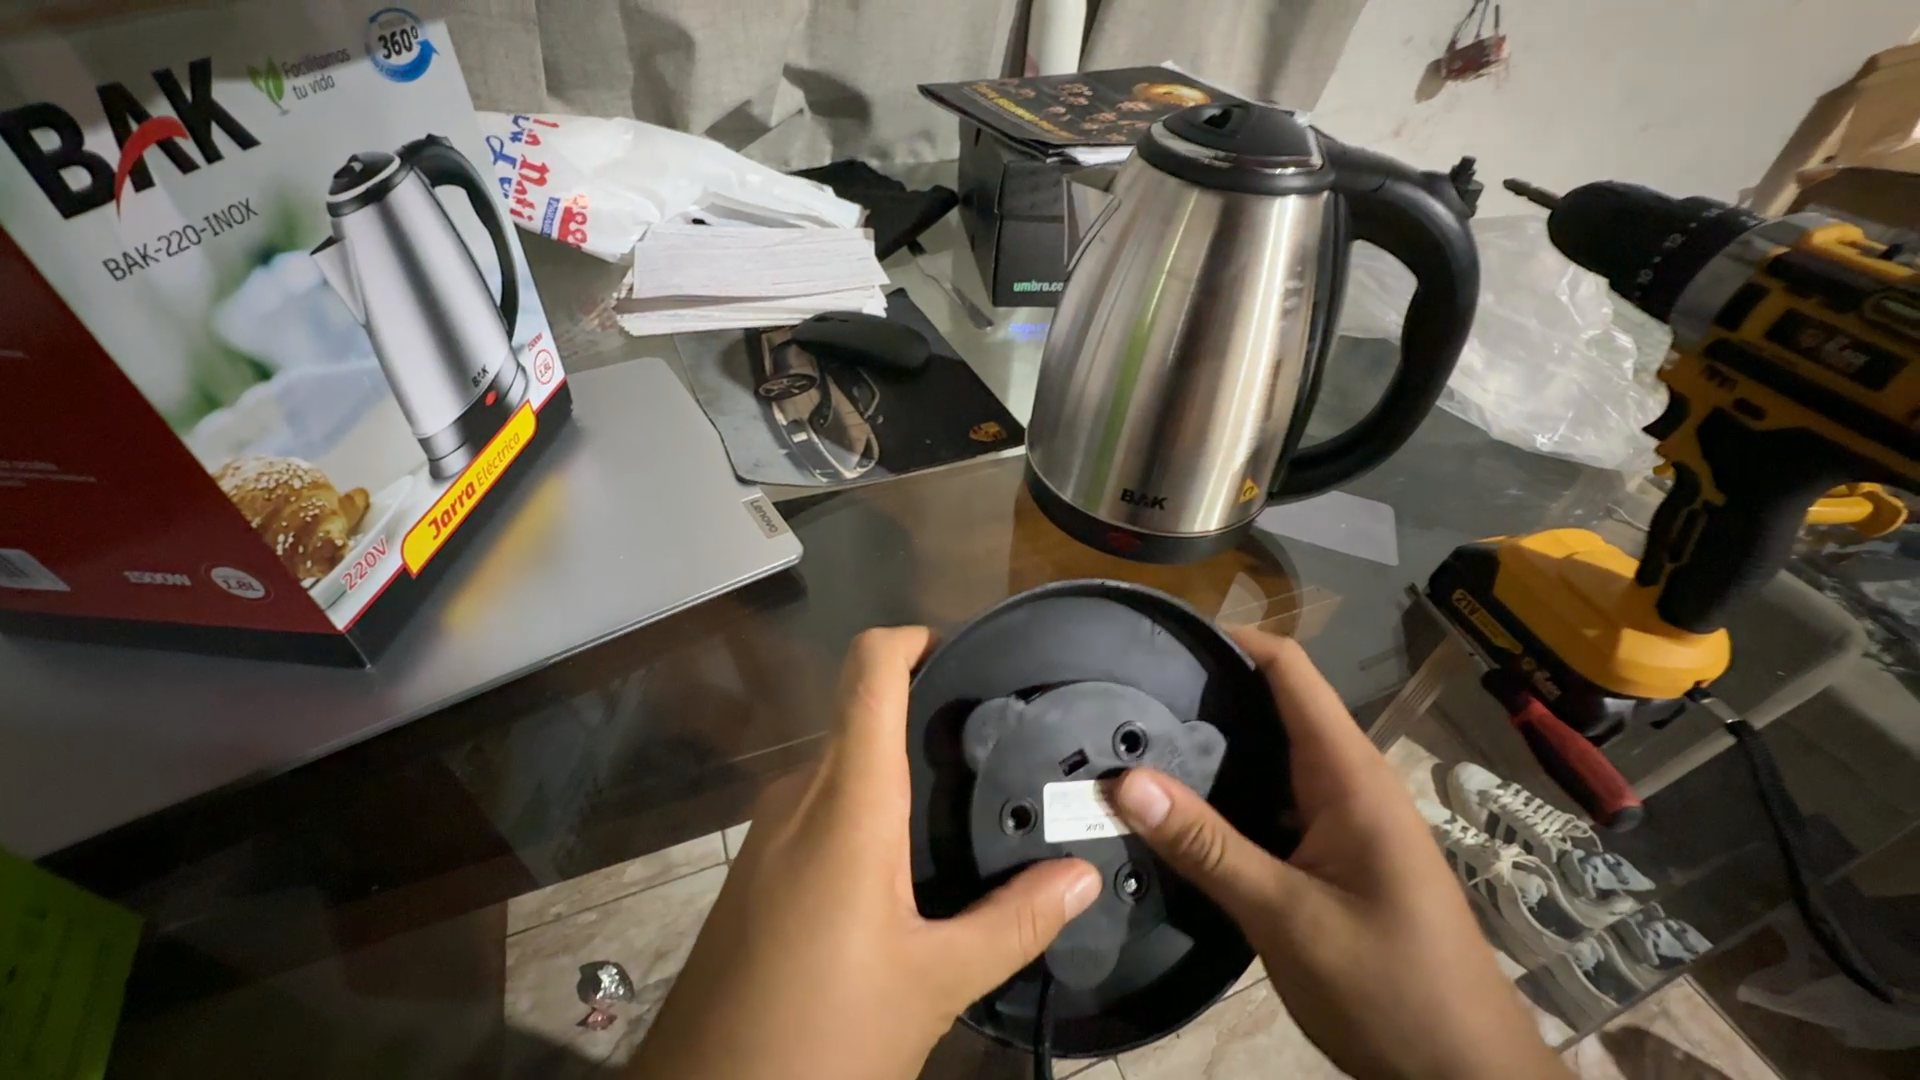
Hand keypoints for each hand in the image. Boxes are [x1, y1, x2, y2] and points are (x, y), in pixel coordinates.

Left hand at [628, 627, 1102, 1079]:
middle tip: (991, 747)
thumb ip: (1013, 921)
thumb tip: (1082, 877)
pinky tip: (903, 865)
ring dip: (895, 767)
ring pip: (842, 762)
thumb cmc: (821, 1033)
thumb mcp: (933, 982)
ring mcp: (770, 828)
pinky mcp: (757, 864)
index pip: (870, 670)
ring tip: (959, 806)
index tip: (963, 652)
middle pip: (861, 710)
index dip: (914, 638)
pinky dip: (866, 805)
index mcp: (848, 799)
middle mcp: (802, 793)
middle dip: (923, 712)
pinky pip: (820, 805)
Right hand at [1110, 628, 1569, 1079]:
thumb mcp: (1288, 918)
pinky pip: (1271, 799)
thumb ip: (1208, 847)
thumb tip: (1126, 782)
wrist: (1464, 1079)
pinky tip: (1178, 806)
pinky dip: (1224, 791)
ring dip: (1211, 744)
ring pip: (1268, 755)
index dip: (1231, 639)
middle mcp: (1346, 780)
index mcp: (1348, 774)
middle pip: (1273, 704)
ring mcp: (1341, 817)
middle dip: (1205, 691)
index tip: (1162, 638)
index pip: (1289, 670)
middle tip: (1126, 695)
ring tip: (1136, 740)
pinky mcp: (1332, 851)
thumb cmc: (1392, 990)